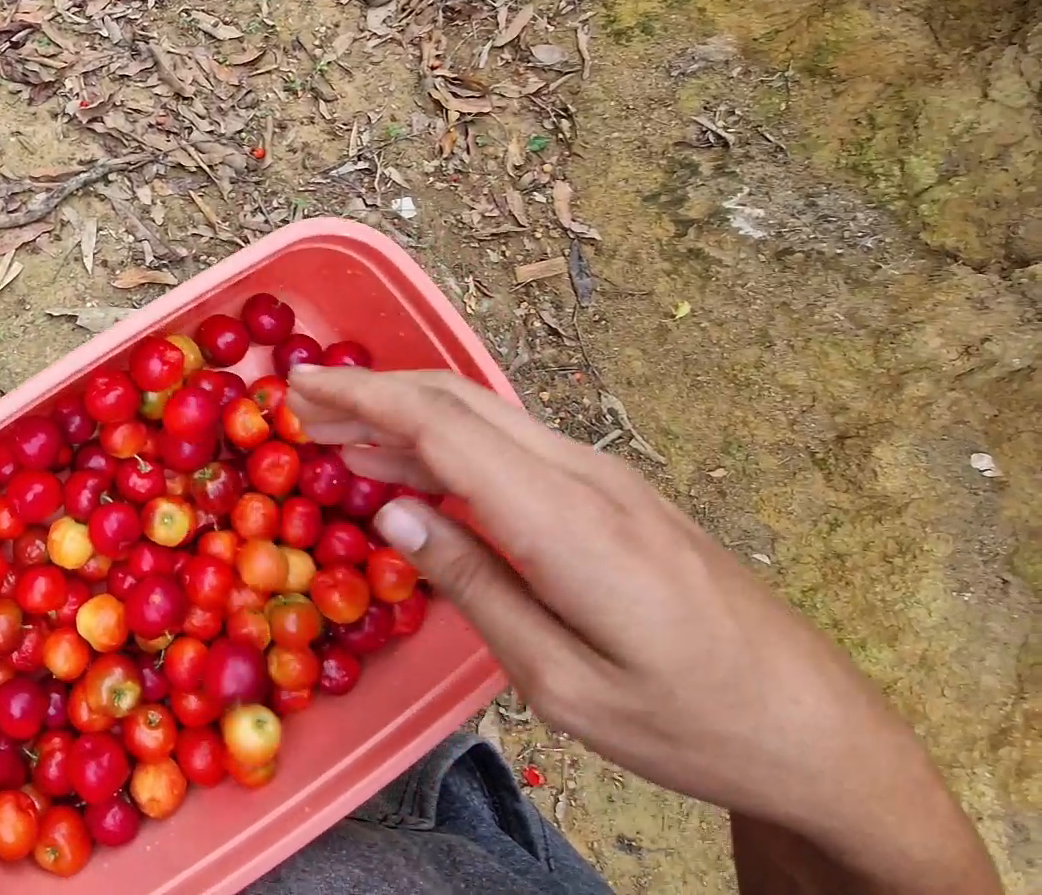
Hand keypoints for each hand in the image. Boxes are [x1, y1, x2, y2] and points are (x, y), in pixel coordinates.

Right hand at [288, 366, 998, 893]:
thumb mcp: (559, 678)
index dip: (361, 398)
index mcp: (565, 519)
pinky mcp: (608, 494)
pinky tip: (407, 468)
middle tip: (300, 400)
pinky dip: (442, 443)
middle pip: (457, 400)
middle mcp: (581, 476)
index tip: (299, 388)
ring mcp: (601, 478)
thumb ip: (472, 583)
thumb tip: (391, 510)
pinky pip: (507, 446)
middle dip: (370, 390)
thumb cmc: (684, 721)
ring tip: (335, 432)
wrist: (819, 730)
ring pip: (480, 416)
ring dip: (401, 414)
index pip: (440, 426)